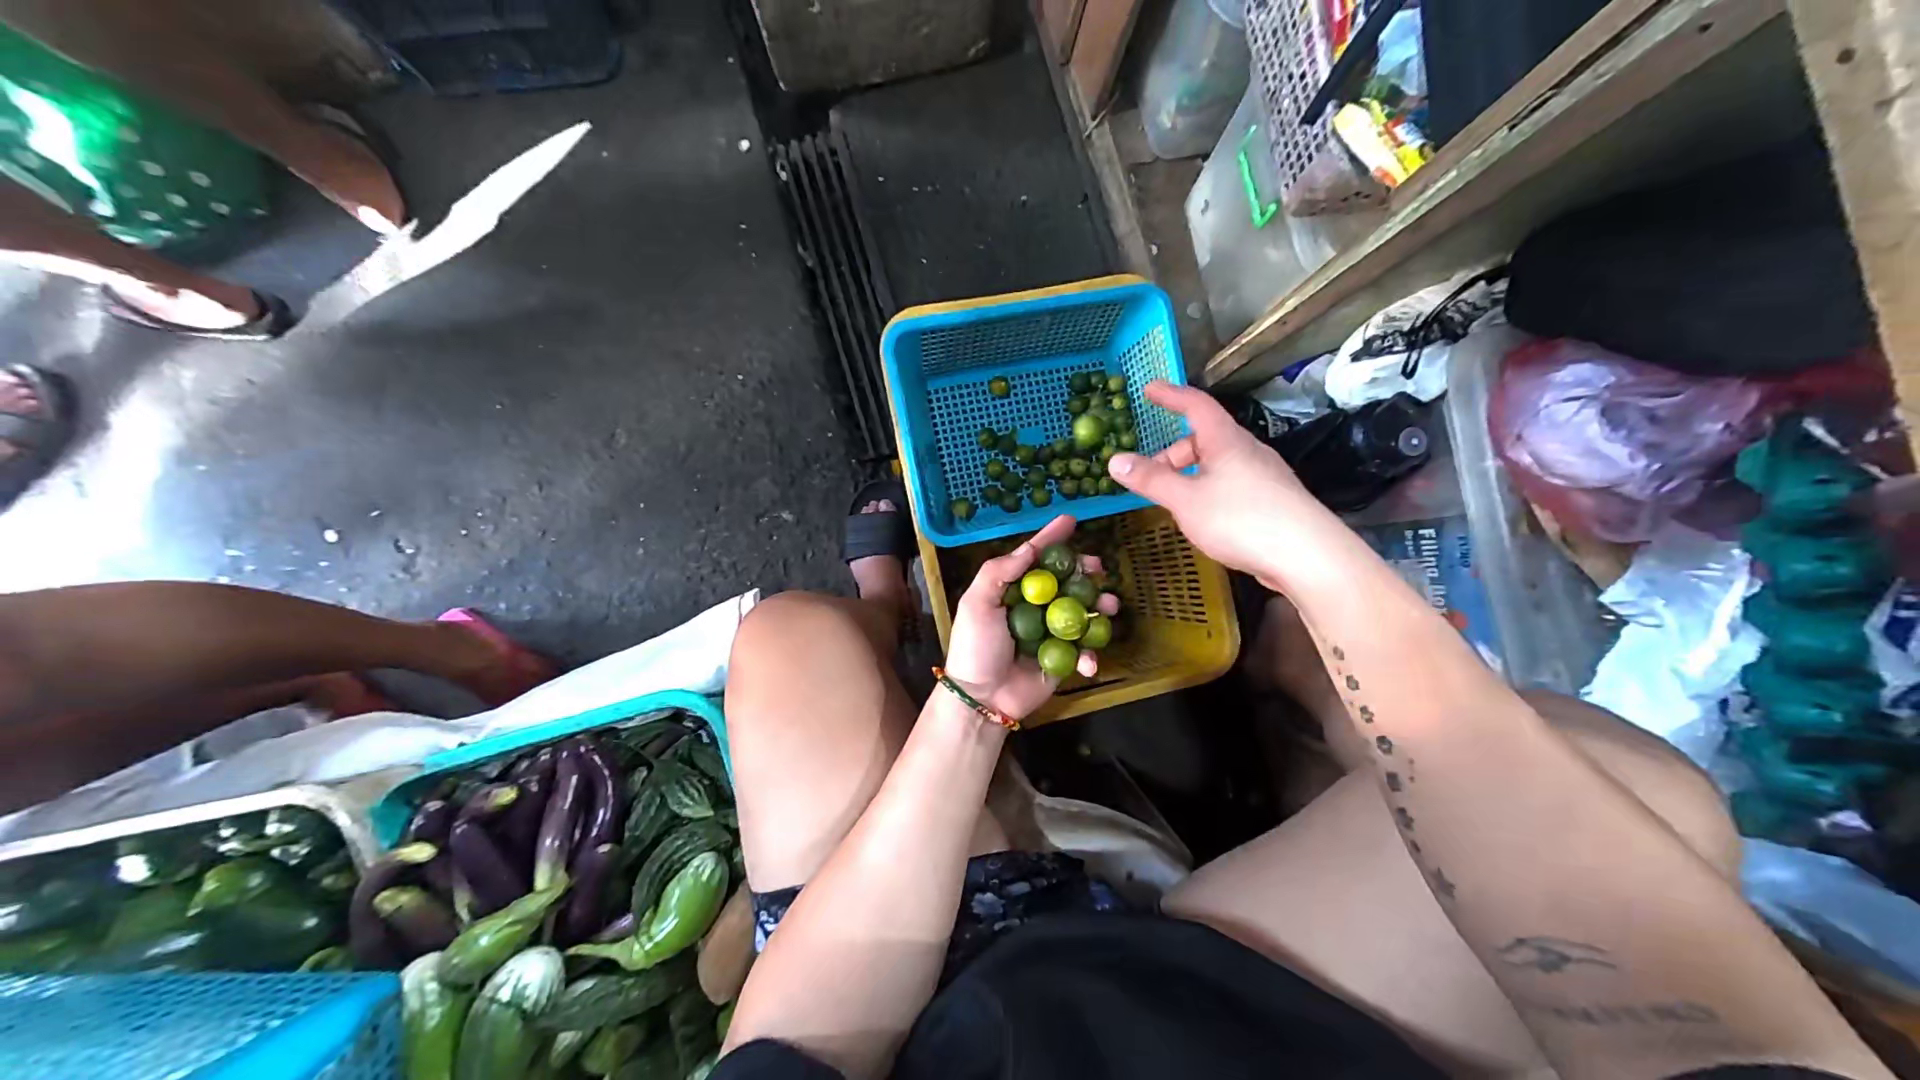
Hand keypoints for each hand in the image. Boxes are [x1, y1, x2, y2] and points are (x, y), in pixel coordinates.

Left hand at [944, 515, 1117, 719]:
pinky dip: (1091, 653)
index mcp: (1012, 590)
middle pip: (1066, 581)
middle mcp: (1034, 607)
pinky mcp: (1062, 660)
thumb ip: (999, 573)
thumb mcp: (976, 603)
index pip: (1034, 558)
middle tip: (1097, 569)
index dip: (1052, 538)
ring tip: (1108, 605)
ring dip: (1098, 606)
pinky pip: (1084, 650)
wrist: (982, 699)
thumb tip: (1029, 548)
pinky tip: (1089, 658)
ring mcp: (1050, 633)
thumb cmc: (975, 647)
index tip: (1071, 519)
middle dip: (1085, 572)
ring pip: (1082, 611)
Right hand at [1107, 381, 1334, 588]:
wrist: (1307, 556)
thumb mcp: (1186, 499)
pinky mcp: (1273, 500)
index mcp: (1226, 440)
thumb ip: (1151, 480)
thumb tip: (1115, 460)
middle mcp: (1247, 450)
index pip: (1195, 405)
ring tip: (1173, 501)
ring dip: (1190, 474)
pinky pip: (1231, 483)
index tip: (1149, 388)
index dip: (1170, 395)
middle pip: (1204, 439)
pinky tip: (1203, 517)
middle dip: (1173, 453)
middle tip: (1149, 474)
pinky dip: (1208, 490)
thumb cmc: (1242, 519)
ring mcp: (1264, 475)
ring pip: (1218, 463)